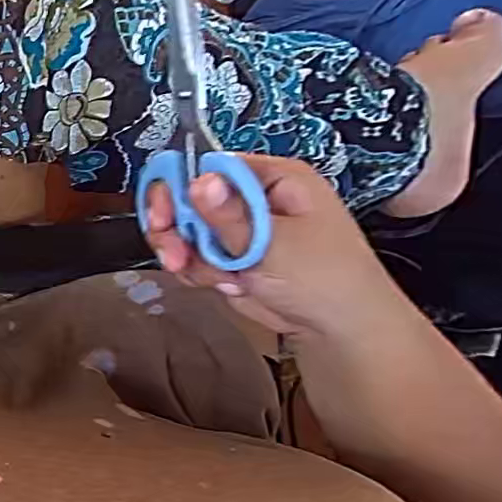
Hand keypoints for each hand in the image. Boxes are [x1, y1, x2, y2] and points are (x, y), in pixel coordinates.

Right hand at [143, 154, 415, 339]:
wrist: (339, 333)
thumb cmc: (321, 280)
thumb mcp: (273, 246)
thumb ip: (230, 216)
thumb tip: (199, 179)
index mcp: (273, 179)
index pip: (211, 168)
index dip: (180, 188)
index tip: (162, 218)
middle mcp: (253, 198)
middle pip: (191, 199)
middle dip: (178, 229)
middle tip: (174, 256)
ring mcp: (241, 230)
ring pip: (188, 231)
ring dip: (190, 257)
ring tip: (215, 280)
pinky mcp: (231, 258)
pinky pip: (196, 257)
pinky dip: (200, 273)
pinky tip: (223, 286)